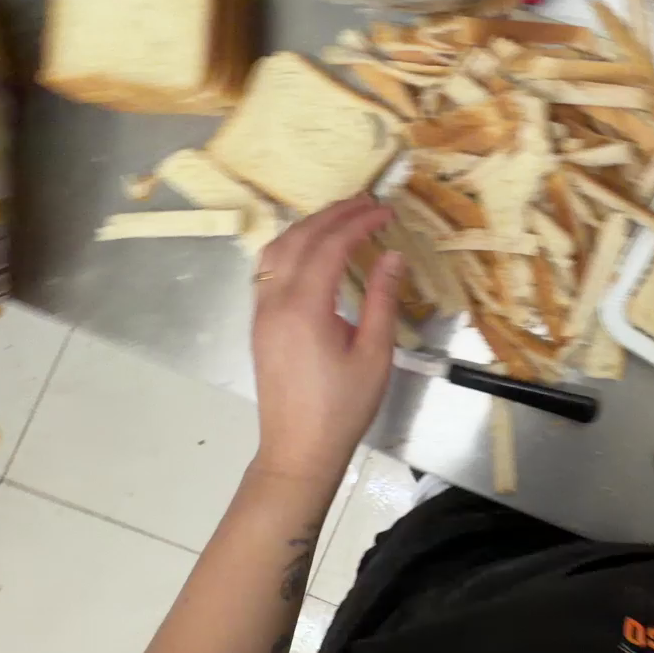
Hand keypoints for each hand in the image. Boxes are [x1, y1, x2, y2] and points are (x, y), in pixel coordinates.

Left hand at [248, 197, 402, 478]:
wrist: (299, 450)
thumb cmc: (343, 406)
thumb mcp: (374, 353)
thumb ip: (382, 299)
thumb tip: (393, 256)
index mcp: (304, 309)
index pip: (330, 247)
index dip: (359, 223)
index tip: (385, 211)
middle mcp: (274, 302)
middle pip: (298, 239)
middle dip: (332, 214)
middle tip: (365, 202)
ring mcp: (261, 312)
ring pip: (276, 250)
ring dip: (308, 226)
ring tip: (341, 216)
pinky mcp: (260, 323)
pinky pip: (269, 269)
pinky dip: (292, 246)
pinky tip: (313, 248)